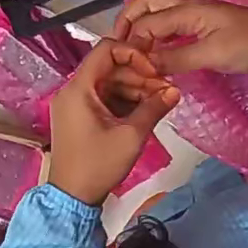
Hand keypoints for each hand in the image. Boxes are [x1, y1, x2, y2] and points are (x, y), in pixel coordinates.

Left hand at [49, 40, 181, 205]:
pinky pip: (104, 99)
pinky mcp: (79, 117)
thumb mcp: (131, 136)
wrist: (72, 197)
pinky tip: (145, 111)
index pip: (106, 49)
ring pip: (109, 84)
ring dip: (134, 89)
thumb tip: (175, 91)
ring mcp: (75, 104)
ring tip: (159, 102)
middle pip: (109, 68)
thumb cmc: (98, 165)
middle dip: (139, 76)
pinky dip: (124, 101)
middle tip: (165, 91)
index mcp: (79, 89)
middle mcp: (73, 91)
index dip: (134, 55)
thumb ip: (154, 108)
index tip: (154, 73)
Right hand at [112, 0, 247, 75]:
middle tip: (119, 47)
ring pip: (156, 13)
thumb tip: (146, 66)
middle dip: (127, 22)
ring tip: (132, 51)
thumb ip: (175, 59)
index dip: (134, 45)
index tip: (132, 67)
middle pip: (145, 4)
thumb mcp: (210, 54)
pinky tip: (154, 53)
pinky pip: (169, 25)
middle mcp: (187, 8)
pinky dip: (155, 35)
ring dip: (140, 27)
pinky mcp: (201, 26)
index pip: (146, 24)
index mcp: (187, 10)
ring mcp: (194, 15)